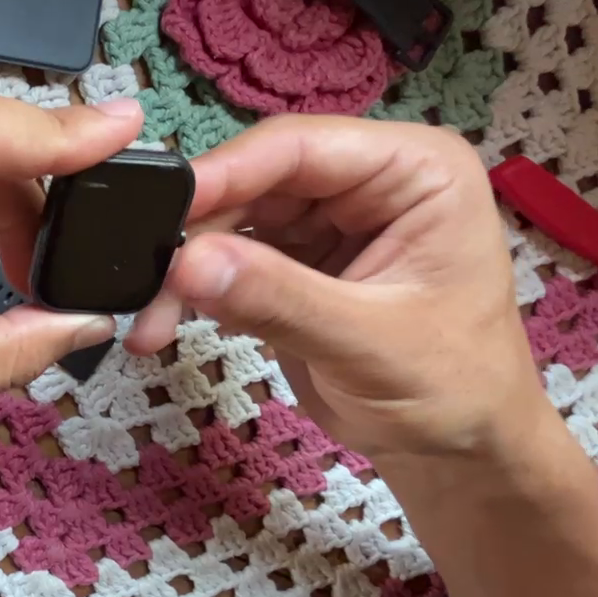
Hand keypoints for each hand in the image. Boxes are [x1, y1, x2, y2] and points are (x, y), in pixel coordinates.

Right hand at [123, 115, 549, 462]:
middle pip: (251, 184)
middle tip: (146, 286)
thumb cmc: (446, 388)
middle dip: (195, 234)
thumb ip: (278, 299)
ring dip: (183, 272)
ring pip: (225, 224)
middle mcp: (360, 185)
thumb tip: (187, 263)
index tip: (157, 213)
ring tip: (150, 325)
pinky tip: (165, 325)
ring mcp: (320, 225)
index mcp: (410, 172)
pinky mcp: (288, 265)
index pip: (299, 148)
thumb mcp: (366, 342)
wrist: (451, 447)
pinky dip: (190, 292)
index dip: (224, 174)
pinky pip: (222, 262)